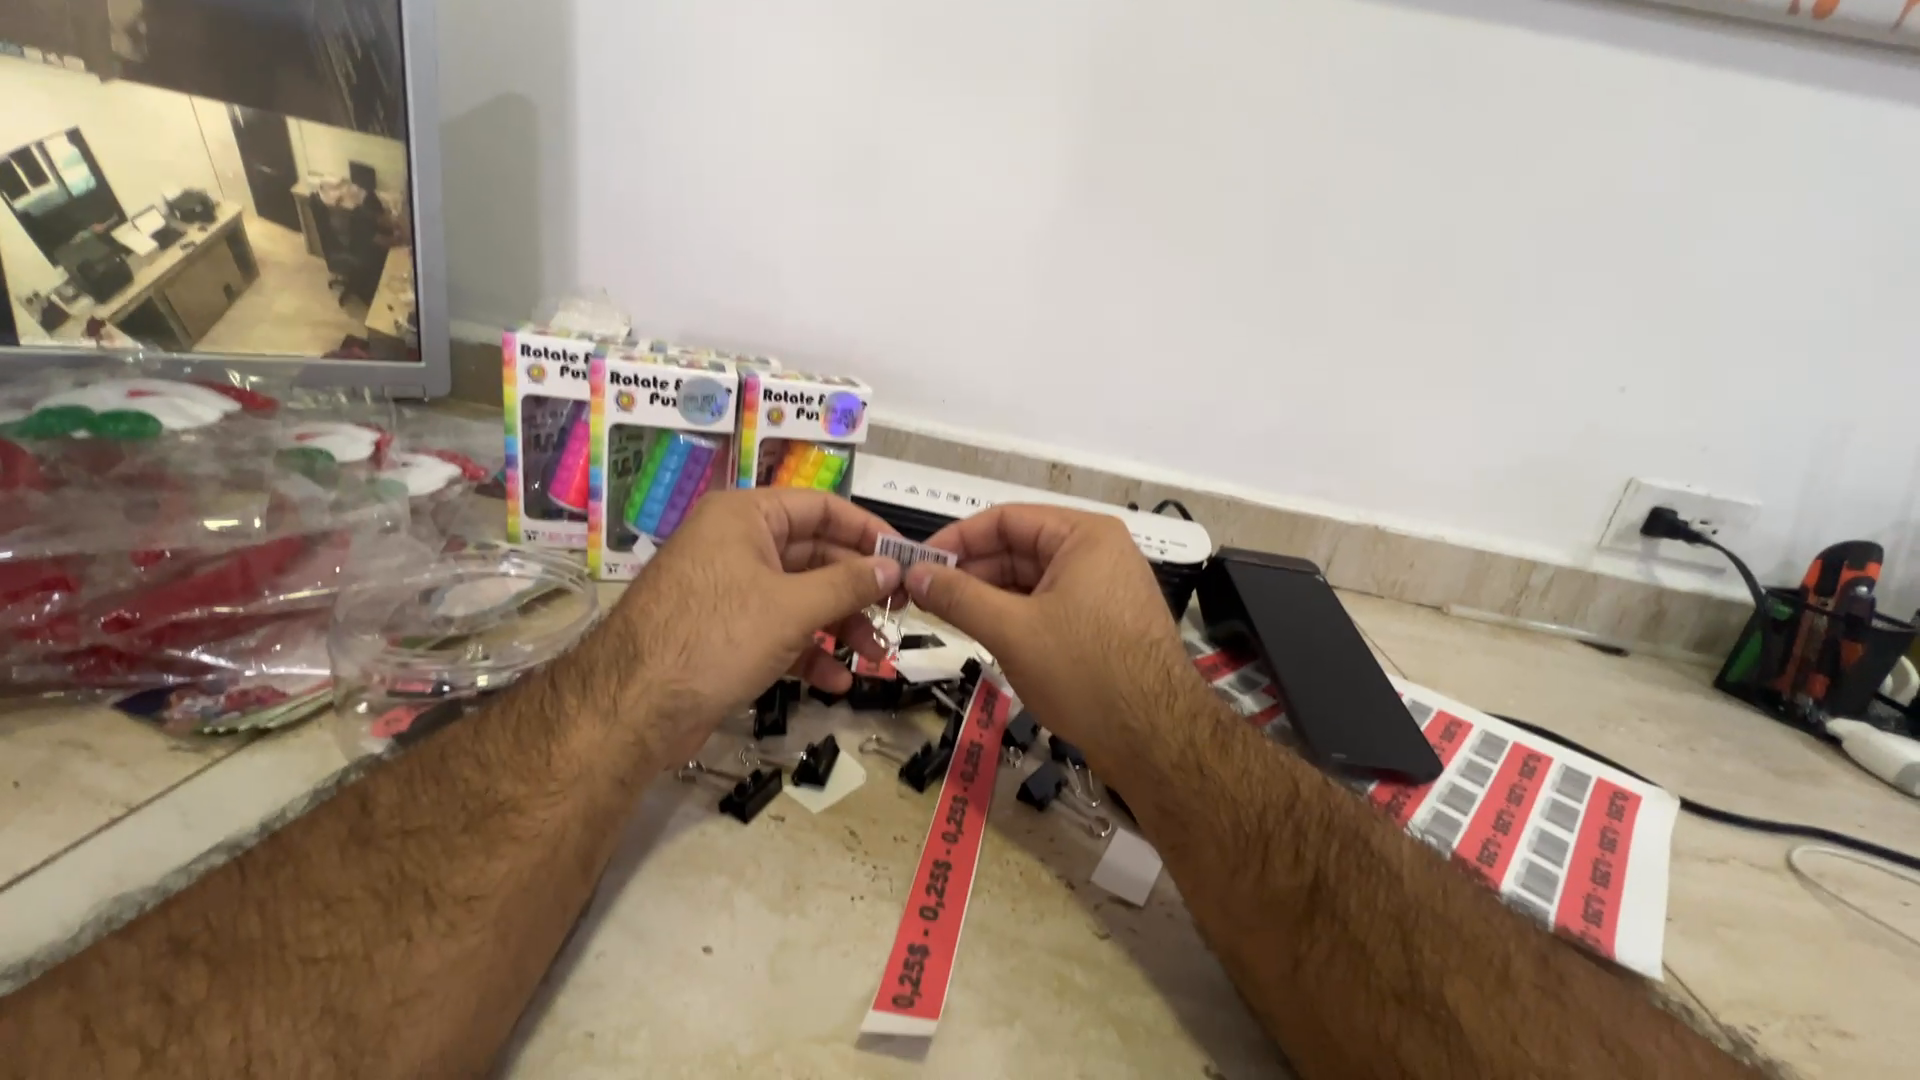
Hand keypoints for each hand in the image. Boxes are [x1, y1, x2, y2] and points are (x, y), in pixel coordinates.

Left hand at [608, 489, 906, 756]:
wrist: (632, 709)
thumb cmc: (715, 638)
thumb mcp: (792, 607)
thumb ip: (848, 584)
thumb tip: (893, 567)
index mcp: (746, 517)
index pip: (822, 508)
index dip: (867, 531)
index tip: (905, 558)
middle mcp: (738, 546)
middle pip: (816, 557)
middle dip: (858, 590)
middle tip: (898, 612)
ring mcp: (731, 591)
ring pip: (802, 599)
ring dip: (840, 627)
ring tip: (875, 656)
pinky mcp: (726, 633)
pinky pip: (781, 632)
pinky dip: (810, 653)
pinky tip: (836, 682)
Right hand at [903, 505, 1197, 764]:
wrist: (1155, 739)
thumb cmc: (1084, 672)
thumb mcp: (1012, 630)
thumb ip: (958, 597)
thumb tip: (913, 573)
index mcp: (1084, 536)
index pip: (1006, 519)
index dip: (957, 539)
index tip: (916, 562)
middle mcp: (1097, 553)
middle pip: (1018, 549)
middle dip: (969, 572)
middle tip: (920, 595)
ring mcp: (1102, 590)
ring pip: (1030, 582)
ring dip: (987, 597)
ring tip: (943, 616)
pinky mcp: (1102, 624)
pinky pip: (1046, 607)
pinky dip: (1013, 617)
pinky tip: (982, 634)